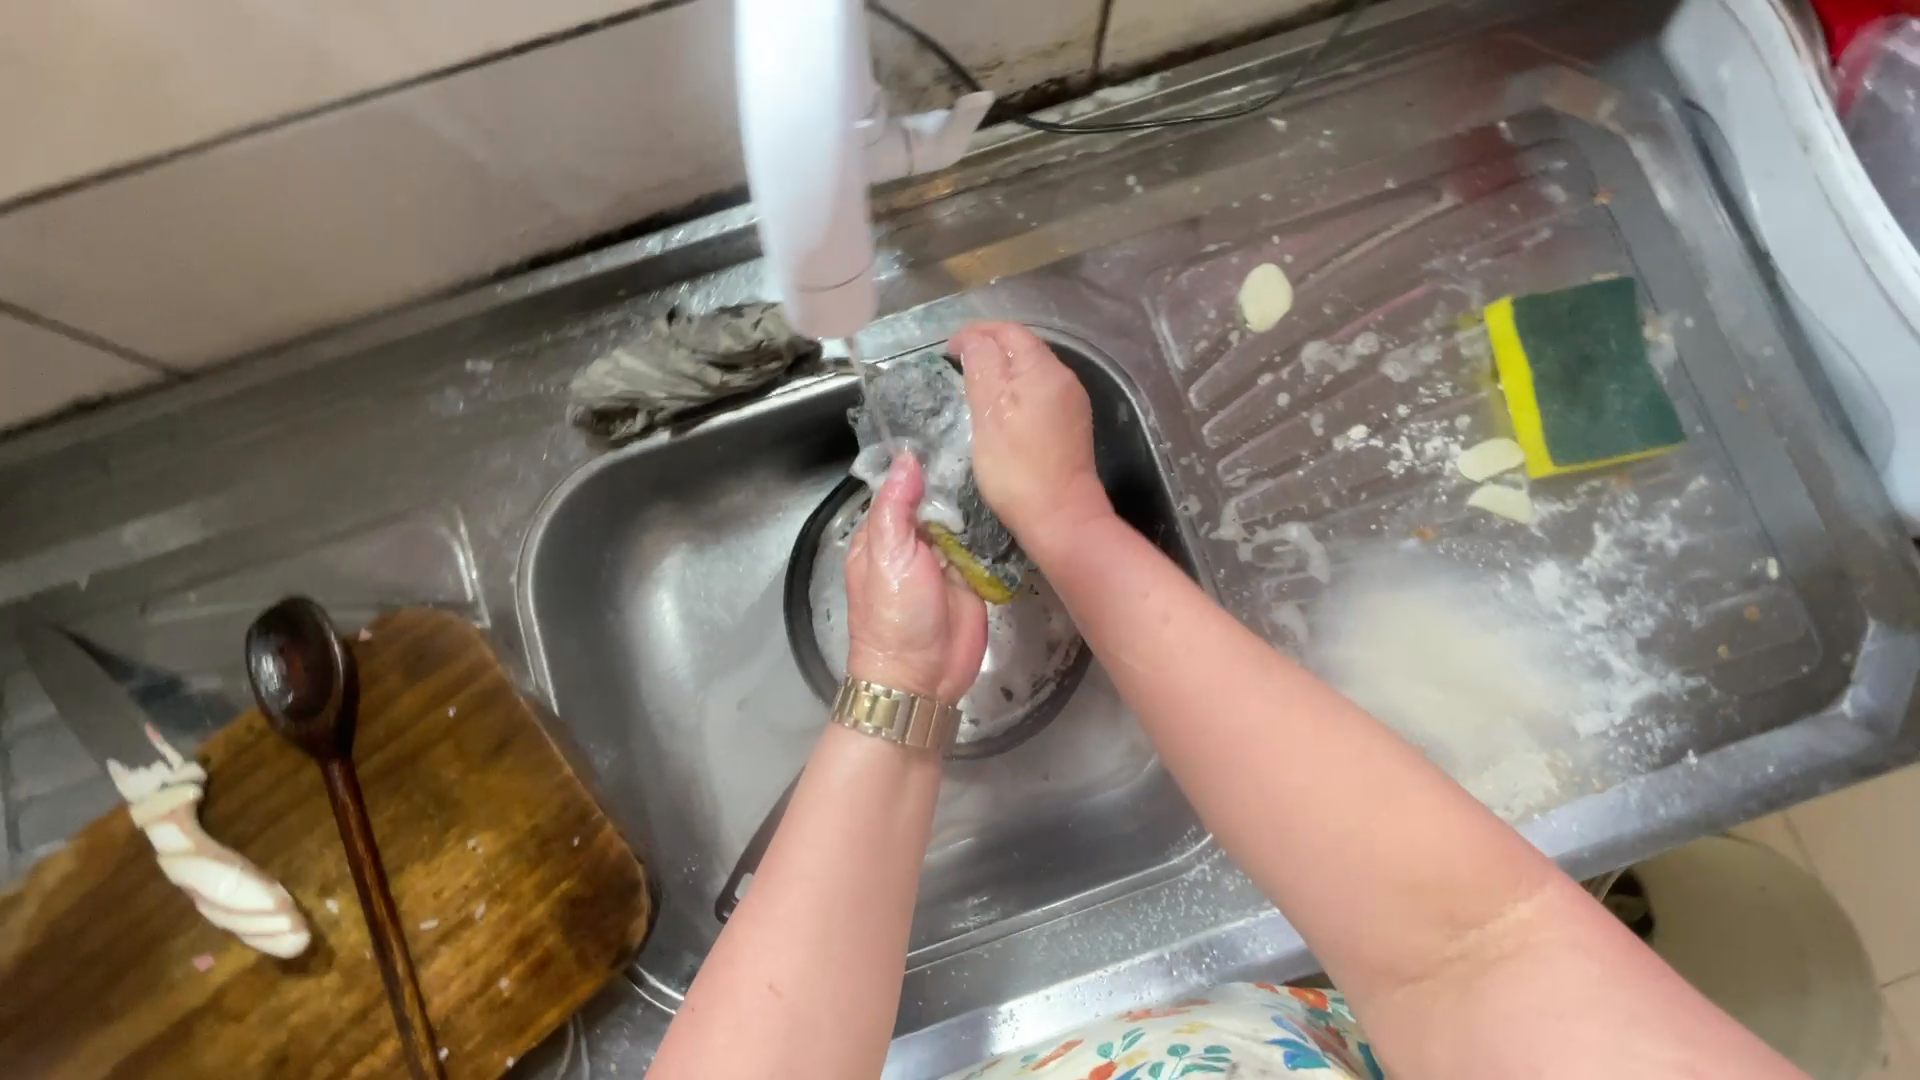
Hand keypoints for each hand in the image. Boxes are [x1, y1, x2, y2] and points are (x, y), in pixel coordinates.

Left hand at [844, 454, 988, 703]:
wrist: (923, 676)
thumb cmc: (894, 614)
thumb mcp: (887, 554)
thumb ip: (895, 505)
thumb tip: (908, 458)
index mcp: (883, 532)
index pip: (903, 485)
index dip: (925, 462)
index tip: (955, 430)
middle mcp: (915, 540)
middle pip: (939, 498)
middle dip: (960, 478)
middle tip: (992, 444)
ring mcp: (946, 557)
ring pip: (966, 518)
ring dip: (982, 502)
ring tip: (1009, 467)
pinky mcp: (974, 574)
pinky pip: (987, 544)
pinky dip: (997, 529)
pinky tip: (1017, 503)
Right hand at [951, 322, 1114, 554]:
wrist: (1060, 518)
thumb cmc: (1017, 468)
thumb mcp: (988, 413)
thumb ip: (981, 367)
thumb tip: (973, 339)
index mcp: (1044, 369)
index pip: (1008, 331)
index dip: (976, 333)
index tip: (946, 350)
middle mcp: (1064, 378)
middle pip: (1023, 348)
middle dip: (989, 349)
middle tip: (956, 365)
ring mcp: (1071, 403)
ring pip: (1031, 373)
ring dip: (1002, 372)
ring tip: (973, 386)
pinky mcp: (1071, 427)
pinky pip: (1040, 395)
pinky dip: (1016, 393)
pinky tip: (1000, 411)